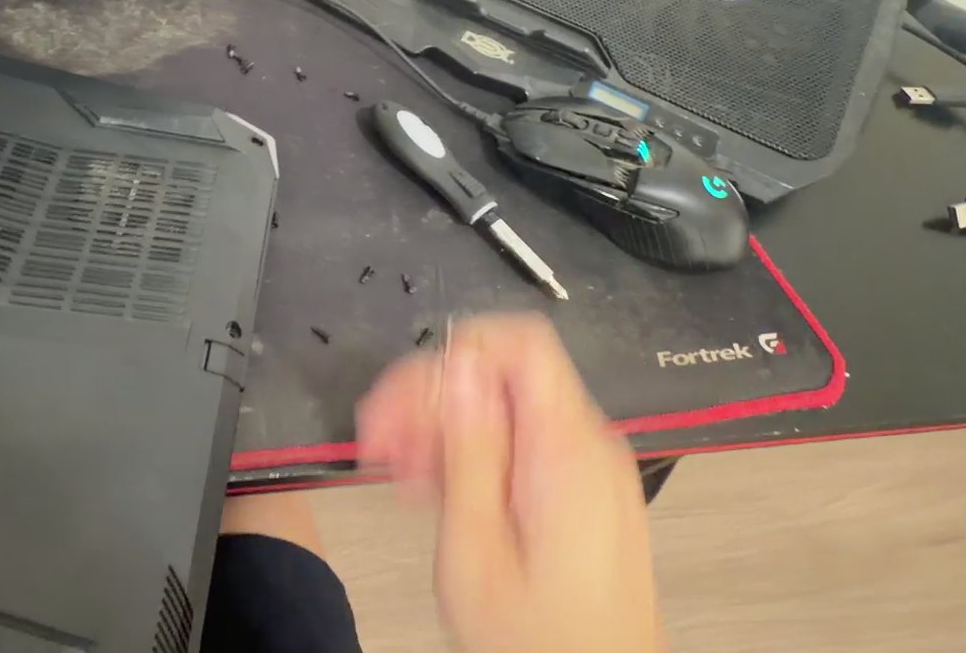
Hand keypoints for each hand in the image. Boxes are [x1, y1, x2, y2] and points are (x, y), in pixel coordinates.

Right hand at [356, 314, 664, 652]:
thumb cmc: (533, 642)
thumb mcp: (477, 545)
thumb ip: (470, 447)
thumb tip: (460, 366)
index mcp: (566, 450)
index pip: (520, 343)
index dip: (457, 349)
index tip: (411, 397)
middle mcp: (586, 445)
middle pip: (498, 374)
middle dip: (429, 397)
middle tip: (379, 443)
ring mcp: (586, 467)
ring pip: (500, 407)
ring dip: (441, 428)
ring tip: (401, 476)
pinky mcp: (578, 488)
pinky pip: (517, 441)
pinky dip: (470, 452)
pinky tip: (435, 489)